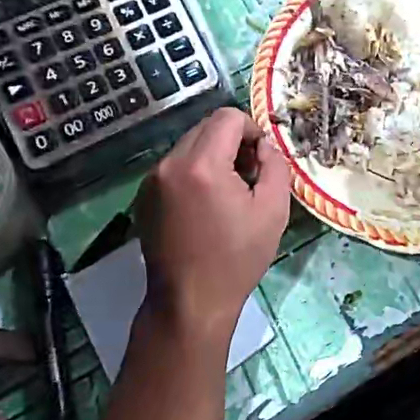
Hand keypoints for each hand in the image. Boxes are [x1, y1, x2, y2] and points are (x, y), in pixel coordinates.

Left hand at [135, 108, 290, 341]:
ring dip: (213, 157)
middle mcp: (170, 164)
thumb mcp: (273, 210)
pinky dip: (195, 173)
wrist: (190, 301)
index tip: (262, 160)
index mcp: (202, 165)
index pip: (228, 117)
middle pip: (206, 127)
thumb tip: (264, 147)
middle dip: (233, 143)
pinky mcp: (144, 196)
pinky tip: (206, 207)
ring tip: (228, 194)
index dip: (253, 130)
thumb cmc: (237, 258)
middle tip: (249, 177)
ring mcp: (152, 180)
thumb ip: (275, 166)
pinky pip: (175, 167)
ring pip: (189, 145)